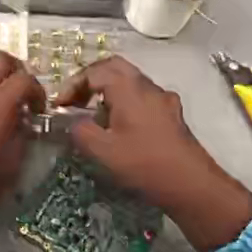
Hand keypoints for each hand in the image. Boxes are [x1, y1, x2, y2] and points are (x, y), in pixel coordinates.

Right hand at [54, 57, 251, 251]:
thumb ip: (80, 131)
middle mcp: (147, 86)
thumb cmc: (143, 164)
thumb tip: (74, 122)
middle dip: (90, 79)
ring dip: (108, 90)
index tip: (60, 106)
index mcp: (128, 89)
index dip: (72, 85)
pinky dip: (124, 102)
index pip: (94, 72)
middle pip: (114, 67)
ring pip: (130, 81)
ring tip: (94, 115)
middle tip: (75, 100)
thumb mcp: (102, 151)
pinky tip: (120, 126)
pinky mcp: (172, 114)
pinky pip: (142, 96)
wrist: (191, 184)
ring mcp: (163, 99)